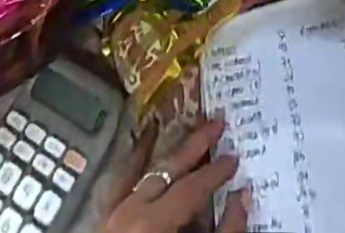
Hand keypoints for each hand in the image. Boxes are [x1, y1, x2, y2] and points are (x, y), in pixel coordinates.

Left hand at [103, 119, 248, 232]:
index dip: (215, 172)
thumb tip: (243, 200)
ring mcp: (112, 210)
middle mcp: (130, 210)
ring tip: (185, 122)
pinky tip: (143, 136)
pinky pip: (118, 175)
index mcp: (153, 225)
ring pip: (143, 165)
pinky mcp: (101, 215)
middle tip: (217, 121)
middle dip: (195, 143)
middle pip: (168, 167)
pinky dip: (134, 154)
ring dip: (168, 145)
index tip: (235, 157)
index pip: (190, 189)